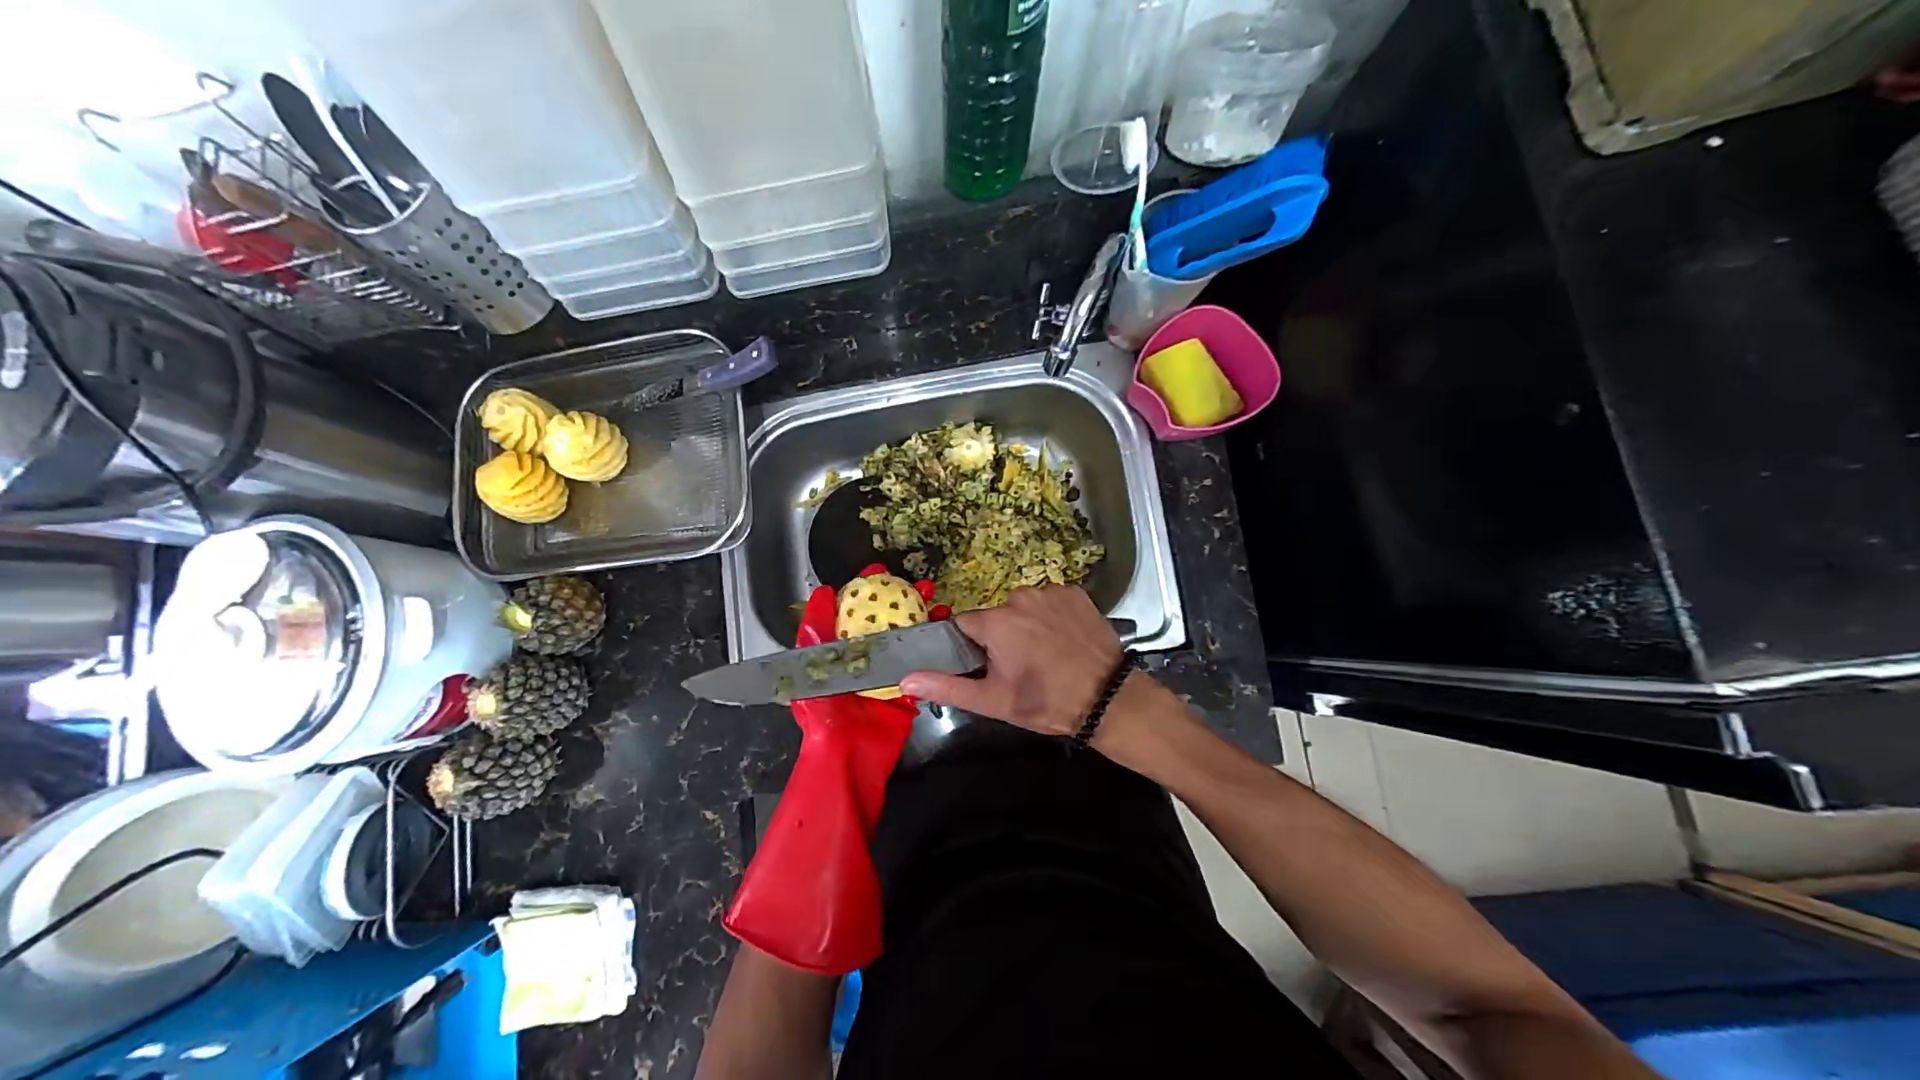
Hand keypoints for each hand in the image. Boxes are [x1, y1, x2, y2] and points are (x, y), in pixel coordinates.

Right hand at [899, 586, 1123, 736]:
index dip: (972, 646)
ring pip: (1024, 608)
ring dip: (1028, 626)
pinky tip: (1064, 641)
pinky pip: (1051, 602)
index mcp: (996, 621)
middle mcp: (1020, 597)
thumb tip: (906, 679)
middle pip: (996, 616)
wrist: (1108, 698)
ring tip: (1046, 656)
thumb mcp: (993, 700)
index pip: (965, 624)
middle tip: (1021, 668)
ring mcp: (1051, 592)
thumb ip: (947, 686)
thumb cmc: (1046, 702)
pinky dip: (1052, 618)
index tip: (985, 665)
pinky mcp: (1076, 594)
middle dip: (1002, 637)